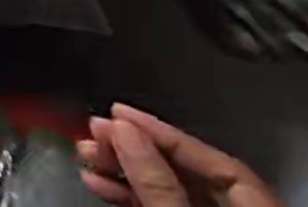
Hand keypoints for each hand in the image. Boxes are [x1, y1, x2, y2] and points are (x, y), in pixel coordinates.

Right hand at [79, 104, 282, 206]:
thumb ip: (159, 185)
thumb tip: (123, 127)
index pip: (221, 165)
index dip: (167, 134)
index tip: (118, 112)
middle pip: (194, 176)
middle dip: (137, 150)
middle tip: (94, 130)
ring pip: (175, 191)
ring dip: (126, 170)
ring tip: (86, 153)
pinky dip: (132, 194)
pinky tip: (99, 182)